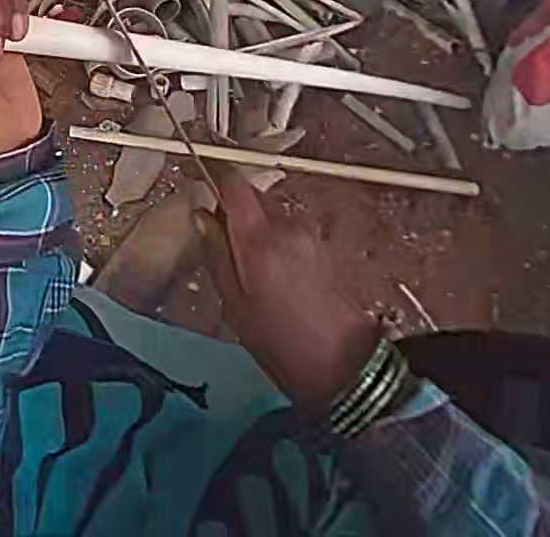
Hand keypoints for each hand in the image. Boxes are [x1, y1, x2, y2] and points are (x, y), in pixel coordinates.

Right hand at [197, 177, 380, 414]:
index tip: (201, 183)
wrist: (349, 372)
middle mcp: (288, 226)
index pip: (234, 184)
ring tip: (250, 263)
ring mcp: (311, 234)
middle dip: (235, 207)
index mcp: (260, 238)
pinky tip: (276, 272)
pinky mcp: (326, 246)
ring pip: (272, 211)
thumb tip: (202, 216)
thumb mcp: (234, 303)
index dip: (215, 178)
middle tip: (221, 236)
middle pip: (253, 195)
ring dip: (257, 224)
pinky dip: (277, 237)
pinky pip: (291, 228)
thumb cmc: (281, 343)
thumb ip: (216, 252)